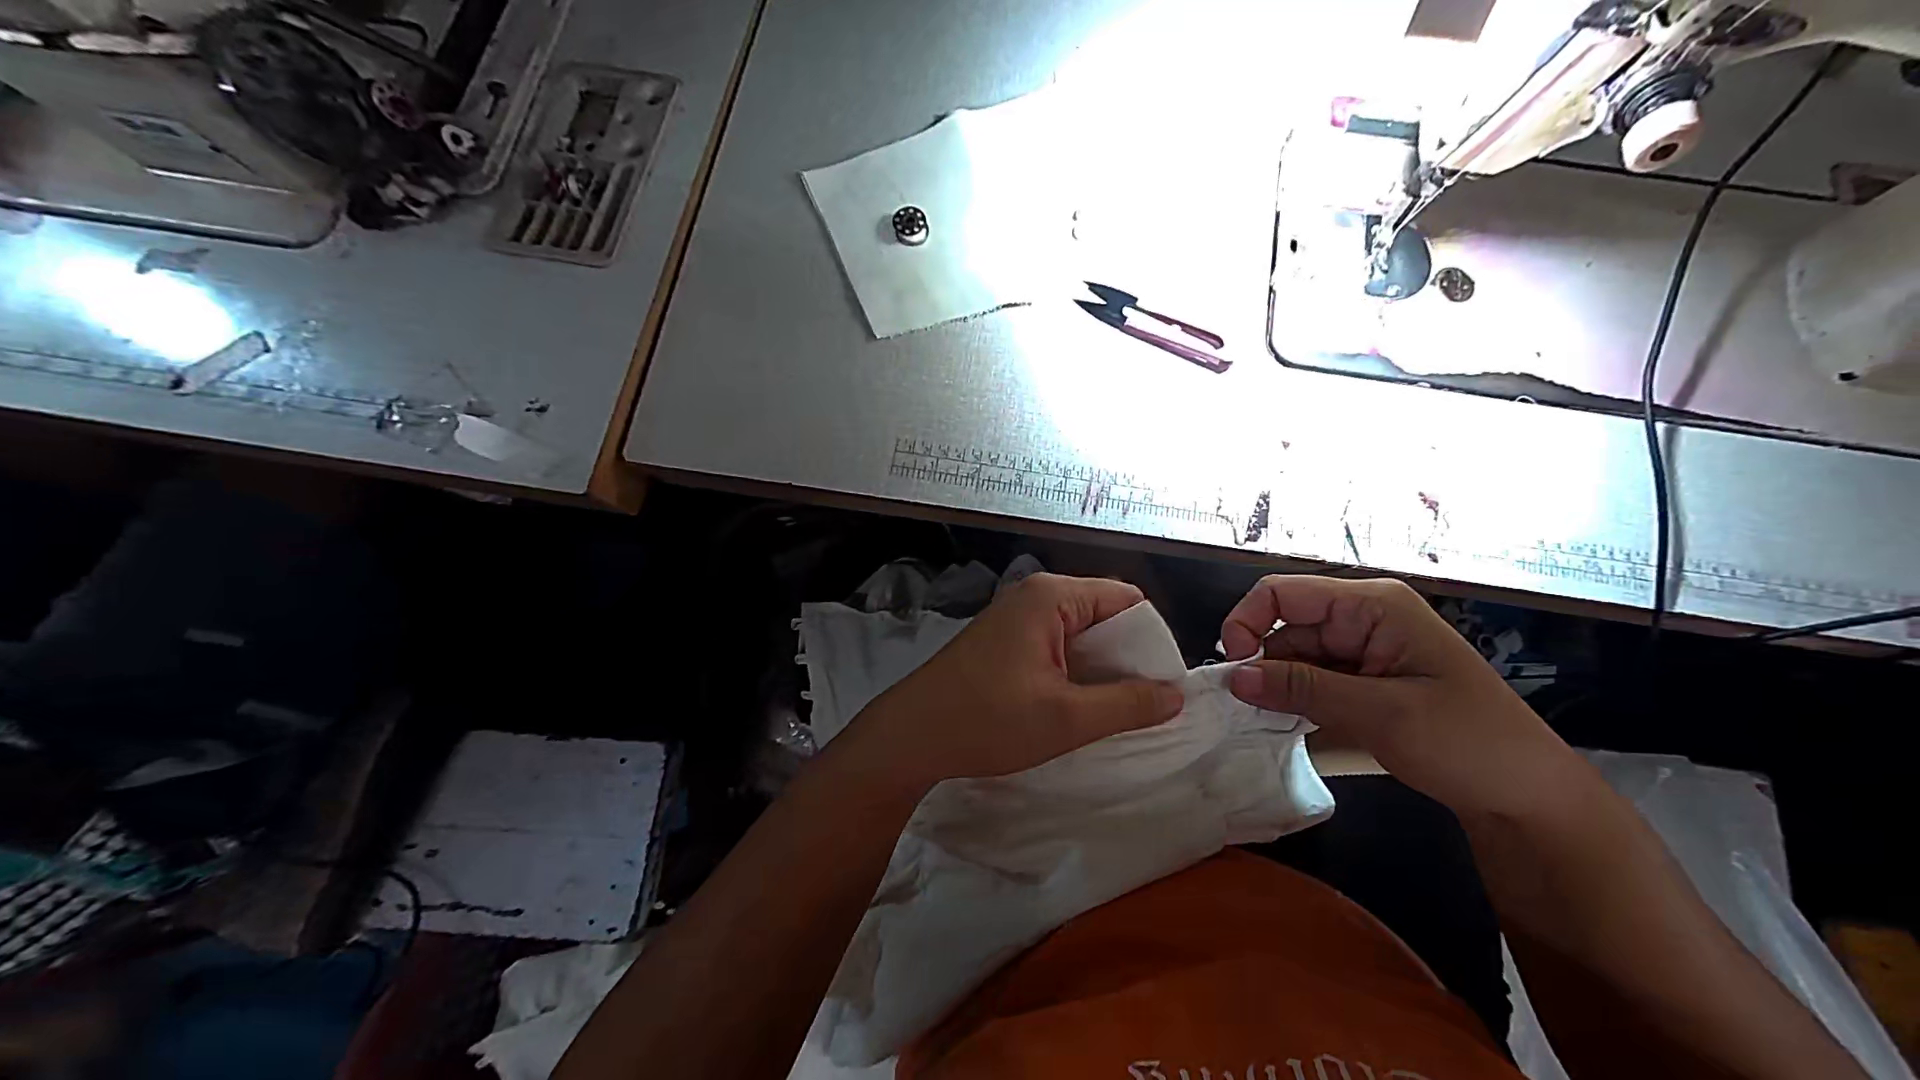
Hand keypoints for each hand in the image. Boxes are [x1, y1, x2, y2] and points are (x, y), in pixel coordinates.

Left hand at [835, 573, 1184, 795]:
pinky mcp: (1004, 639)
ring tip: (1110, 708)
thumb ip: (1128, 704)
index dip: (1151, 639)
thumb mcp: (1067, 718)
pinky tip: (1075, 704)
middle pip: (1104, 614)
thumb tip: (1175, 695)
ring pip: (1080, 633)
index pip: (1126, 599)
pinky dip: (1074, 670)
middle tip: (1141, 702)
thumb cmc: (988, 720)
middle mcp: (1034, 595)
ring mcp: (1015, 616)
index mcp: (1051, 596)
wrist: (911, 736)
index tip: (1162, 683)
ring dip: (1099, 667)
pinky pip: (1056, 644)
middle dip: (1127, 656)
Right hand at [1221, 575, 1582, 818]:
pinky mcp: (1360, 682)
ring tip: (1264, 721)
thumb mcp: (1381, 713)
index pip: (1283, 593)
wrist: (1528, 797)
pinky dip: (1291, 700)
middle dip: (1260, 662)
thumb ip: (1302, 689)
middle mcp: (1361, 619)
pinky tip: (1285, 723)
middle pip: (1283, 627)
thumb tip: (1233, 676)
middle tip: (1244, 707)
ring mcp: (1360, 651)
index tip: (1233, 667)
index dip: (1248, 621)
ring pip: (1291, 658)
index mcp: (1372, 605)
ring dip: (1274, 686)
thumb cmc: (1468, 741)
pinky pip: (1308, 681)